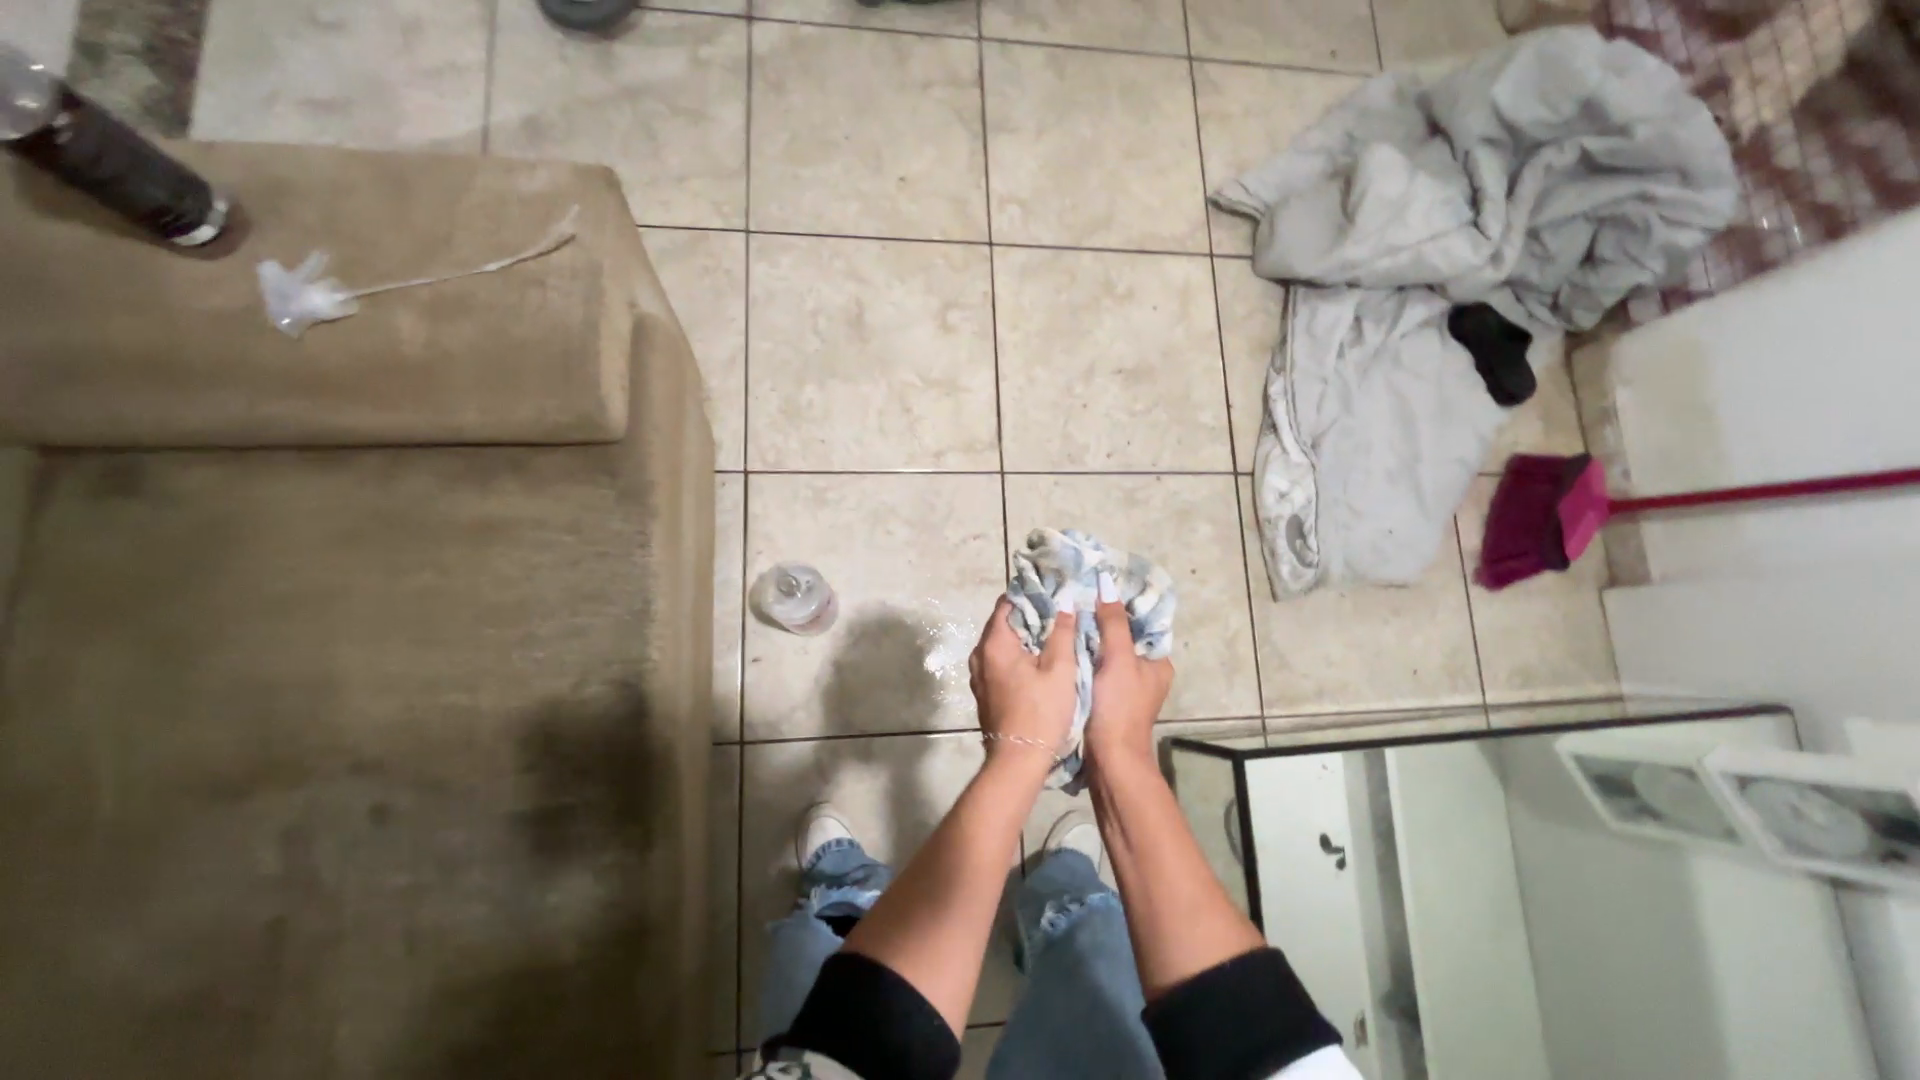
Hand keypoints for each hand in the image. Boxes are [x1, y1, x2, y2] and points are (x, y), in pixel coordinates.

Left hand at [968, 596, 1078, 769]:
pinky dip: (1018, 655)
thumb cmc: (1041, 712)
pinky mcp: (985, 691)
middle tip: (1059, 611)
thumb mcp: (1060, 669)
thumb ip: (1061, 632)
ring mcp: (979, 675)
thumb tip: (1064, 602)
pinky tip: (1039, 660)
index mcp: (994, 644)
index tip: (1053, 592)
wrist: (1018, 759)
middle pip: (1003, 623)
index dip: (1030, 595)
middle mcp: (979, 655)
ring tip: (1053, 633)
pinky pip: (1000, 661)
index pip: (1007, 604)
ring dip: (1024, 637)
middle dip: (1030, 615)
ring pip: (1002, 644)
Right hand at [1083, 573, 1173, 770]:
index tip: (1093, 585)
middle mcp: (1145, 672)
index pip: (1139, 621)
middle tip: (1072, 599)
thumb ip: (1113, 622)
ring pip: (1105, 652)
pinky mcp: (1107, 699)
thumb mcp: (1118, 659)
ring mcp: (1126, 687)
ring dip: (1088, 639)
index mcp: (1156, 661)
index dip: (1118, 603)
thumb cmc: (1119, 707)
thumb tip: (1107, 583)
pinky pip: (1094, 669)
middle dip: (1099, 619)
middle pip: (1121, 636)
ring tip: (1064, 618)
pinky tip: (1063, 647)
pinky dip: (1081, 658)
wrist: (1109, 759)